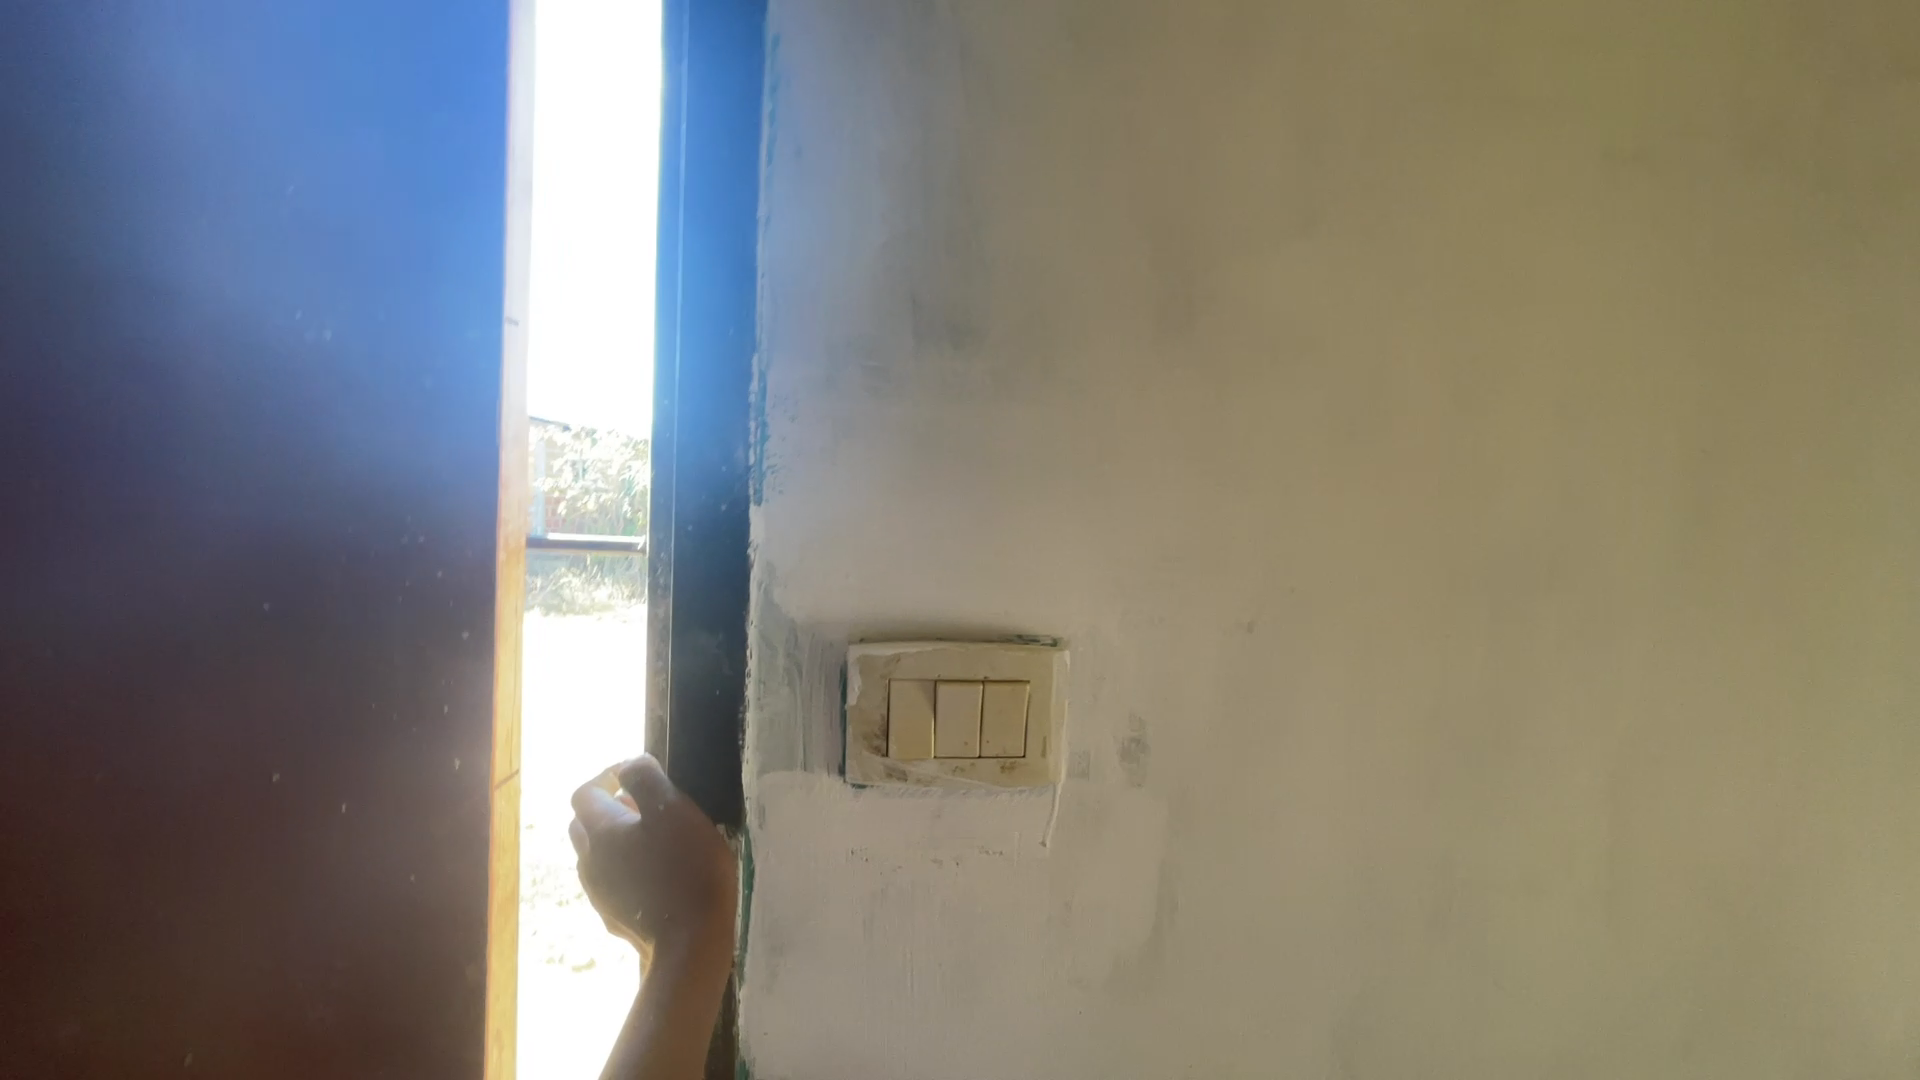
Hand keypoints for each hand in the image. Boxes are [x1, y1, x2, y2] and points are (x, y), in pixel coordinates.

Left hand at [569, 755, 736, 963]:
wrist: (689, 940)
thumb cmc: (687, 866)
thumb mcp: (674, 808)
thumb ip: (645, 778)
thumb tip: (628, 763)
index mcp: (601, 831)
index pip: (584, 793)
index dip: (605, 776)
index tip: (635, 772)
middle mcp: (589, 861)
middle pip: (583, 824)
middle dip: (607, 808)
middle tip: (645, 805)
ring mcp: (598, 893)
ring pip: (595, 855)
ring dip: (615, 839)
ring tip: (654, 838)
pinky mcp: (612, 916)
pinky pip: (610, 880)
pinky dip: (625, 867)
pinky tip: (656, 873)